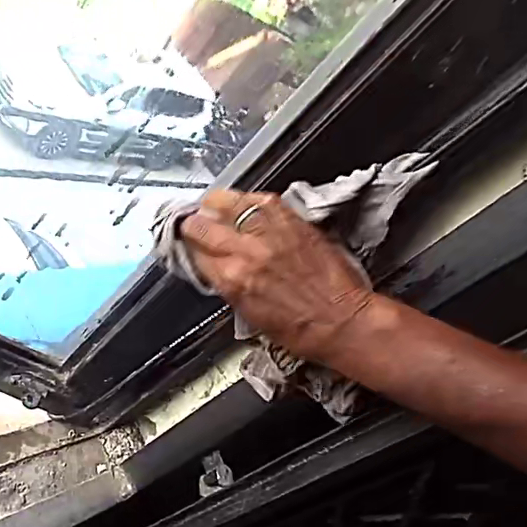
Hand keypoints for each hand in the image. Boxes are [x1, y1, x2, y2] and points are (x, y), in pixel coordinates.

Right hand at [179, 188, 376, 362]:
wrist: (342, 321)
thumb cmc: (300, 327)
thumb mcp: (247, 312)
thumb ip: (225, 282)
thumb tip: (210, 264)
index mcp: (231, 280)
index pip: (192, 251)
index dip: (185, 246)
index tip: (184, 242)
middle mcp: (245, 252)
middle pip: (200, 224)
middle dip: (192, 223)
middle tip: (193, 223)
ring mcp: (268, 232)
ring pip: (226, 202)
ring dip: (215, 204)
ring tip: (214, 206)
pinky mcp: (291, 220)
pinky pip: (259, 199)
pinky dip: (247, 200)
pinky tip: (245, 205)